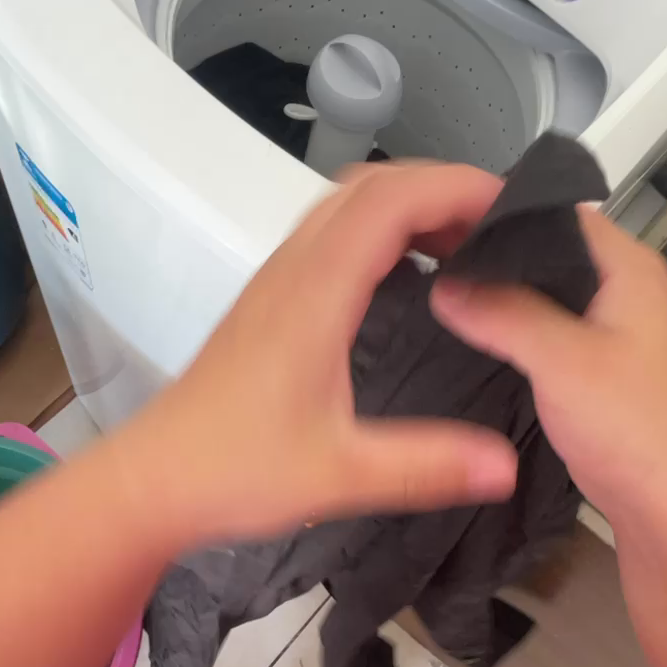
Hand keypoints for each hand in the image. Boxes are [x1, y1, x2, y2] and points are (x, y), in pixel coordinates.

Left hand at [111, 162, 521, 543]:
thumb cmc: (230, 470)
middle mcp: (290, 274)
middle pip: (369, 187)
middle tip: (495, 226)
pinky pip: (326, 240)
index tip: (512, 207)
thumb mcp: (338, 474)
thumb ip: (424, 467)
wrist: (154, 479)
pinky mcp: (266, 308)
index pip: (391, 199)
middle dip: (439, 189)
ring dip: (405, 208)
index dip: (458, 187)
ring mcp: (273, 286)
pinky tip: (401, 279)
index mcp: (313, 295)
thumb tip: (504, 467)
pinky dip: (375, 235)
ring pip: (343, 209)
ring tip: (460, 245)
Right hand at [429, 208, 666, 535]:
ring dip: (498, 295)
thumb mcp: (563, 360)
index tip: (441, 223)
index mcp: (628, 268)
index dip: (501, 213)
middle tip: (429, 261)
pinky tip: (472, 338)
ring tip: (440, 294)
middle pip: (546, 252)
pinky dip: (508, 330)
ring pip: (542, 294)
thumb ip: (504, 314)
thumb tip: (444, 284)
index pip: (559, 212)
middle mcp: (621, 289)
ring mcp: (607, 330)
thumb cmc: (634, 427)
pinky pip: (542, 331)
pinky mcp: (592, 368)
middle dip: (492, 256)